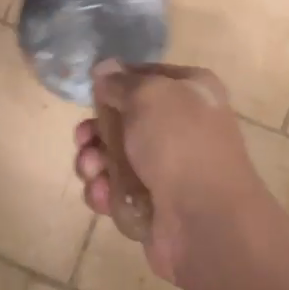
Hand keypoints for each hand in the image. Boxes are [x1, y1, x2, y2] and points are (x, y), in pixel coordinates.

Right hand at [73, 63, 270, 284]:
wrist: (206, 219)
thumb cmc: (179, 143)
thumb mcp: (148, 95)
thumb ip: (121, 82)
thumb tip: (105, 69)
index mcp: (192, 92)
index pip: (147, 76)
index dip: (117, 81)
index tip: (93, 90)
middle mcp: (184, 127)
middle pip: (126, 120)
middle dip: (97, 130)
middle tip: (83, 139)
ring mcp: (170, 169)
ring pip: (117, 158)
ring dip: (95, 162)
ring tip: (91, 171)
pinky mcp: (156, 205)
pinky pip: (119, 192)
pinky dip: (105, 193)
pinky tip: (102, 196)